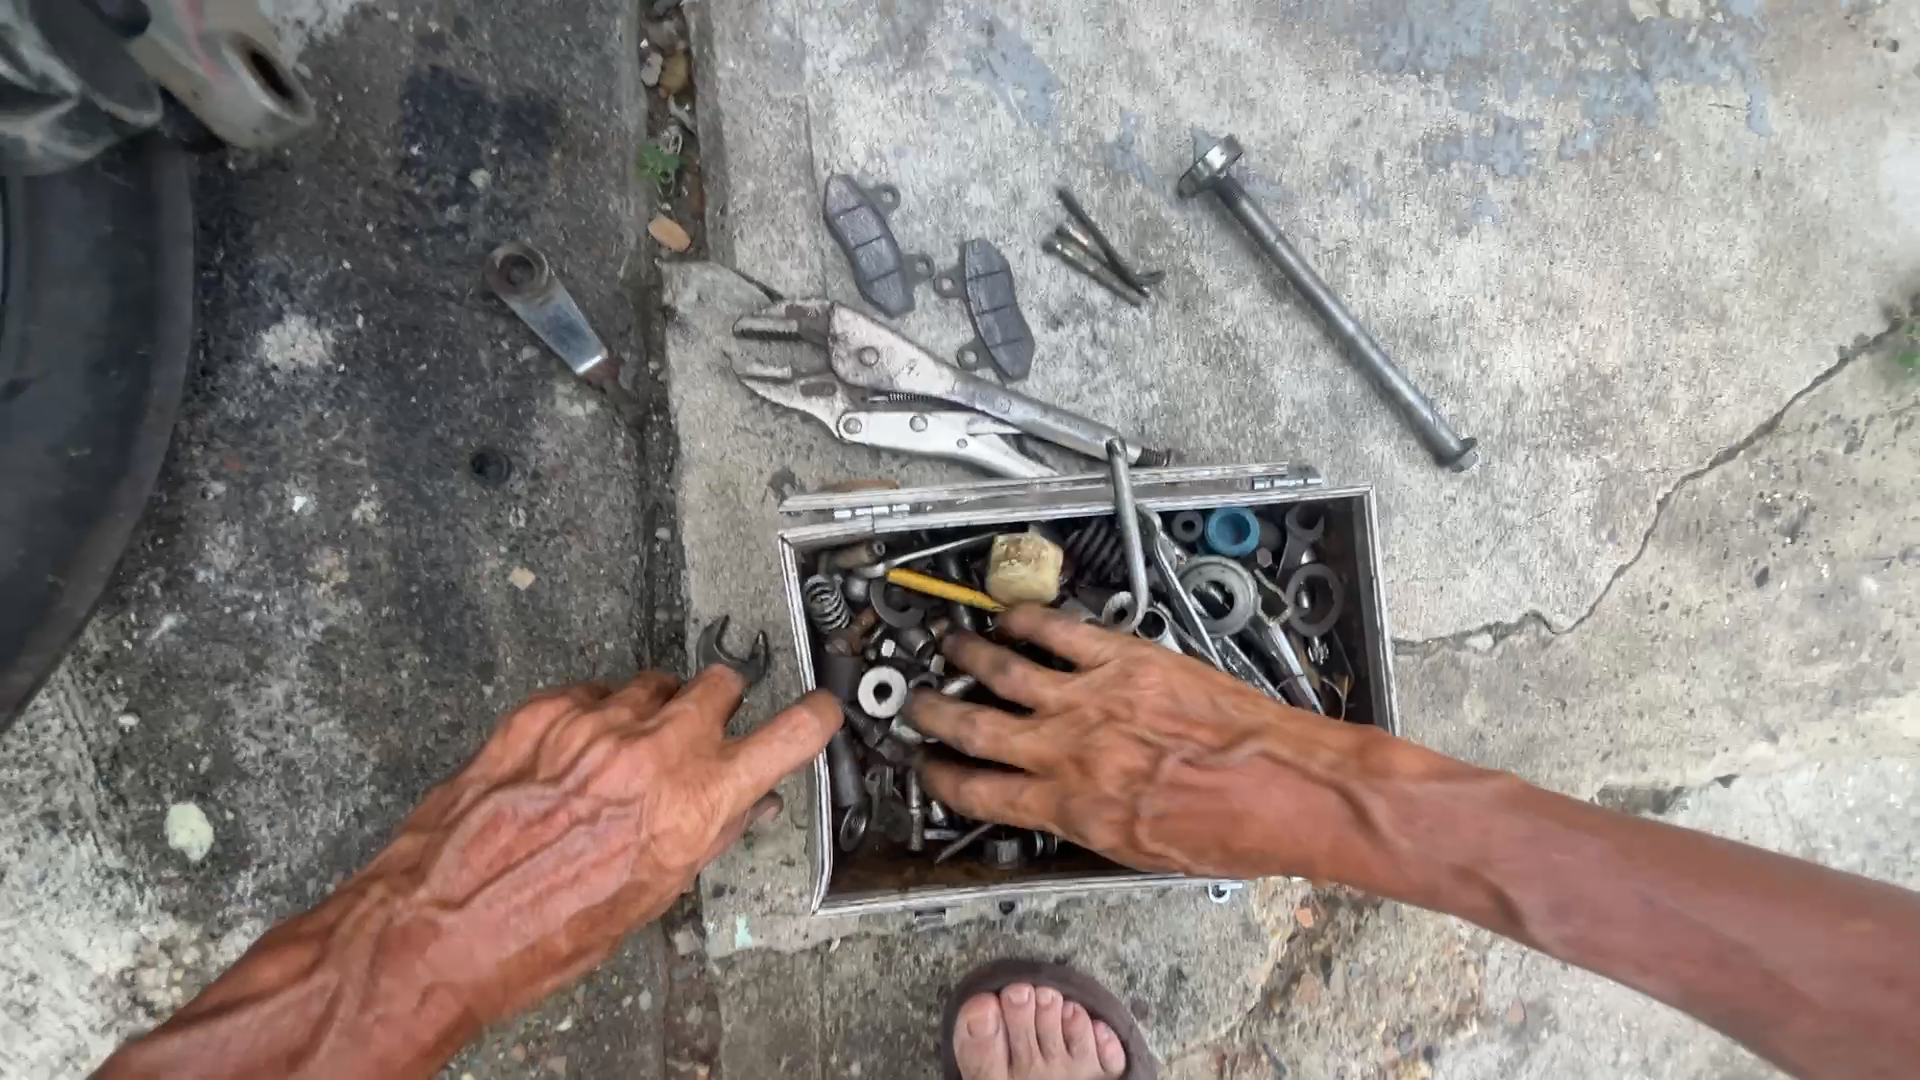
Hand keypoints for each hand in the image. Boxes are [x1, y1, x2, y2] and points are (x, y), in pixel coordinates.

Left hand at [351, 669, 837, 1023]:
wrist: (434, 929)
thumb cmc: (545, 932)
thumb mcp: (656, 894)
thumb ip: (714, 832)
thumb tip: (750, 803)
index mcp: (698, 802)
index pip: (792, 733)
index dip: (817, 716)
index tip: (818, 710)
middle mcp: (657, 750)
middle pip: (724, 681)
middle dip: (719, 704)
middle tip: (696, 733)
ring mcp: (599, 723)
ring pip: (658, 681)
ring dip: (653, 710)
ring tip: (622, 754)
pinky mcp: (547, 710)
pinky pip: (594, 692)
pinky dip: (595, 716)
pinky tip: (571, 757)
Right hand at [909, 605, 1418, 882]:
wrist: (1285, 787)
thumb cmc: (1227, 828)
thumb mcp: (1140, 850)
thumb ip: (1083, 821)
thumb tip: (1051, 802)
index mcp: (1071, 807)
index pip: (981, 793)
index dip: (944, 779)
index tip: (929, 767)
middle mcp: (1068, 752)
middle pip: (976, 729)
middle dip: (935, 714)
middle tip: (917, 703)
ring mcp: (1091, 700)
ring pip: (1005, 672)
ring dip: (968, 658)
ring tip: (950, 648)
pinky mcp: (1122, 660)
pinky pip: (1058, 632)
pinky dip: (1027, 622)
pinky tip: (1010, 618)